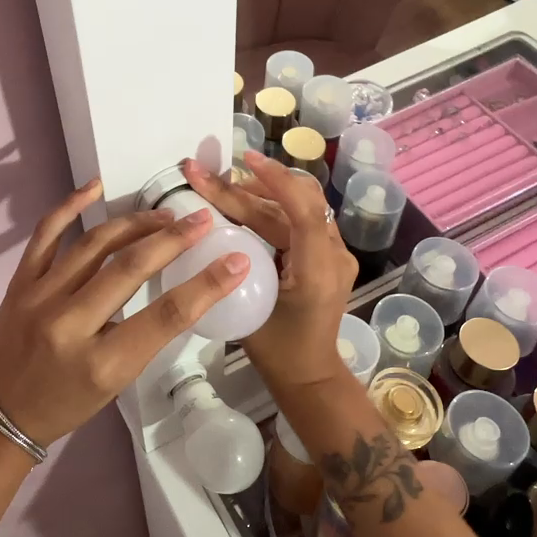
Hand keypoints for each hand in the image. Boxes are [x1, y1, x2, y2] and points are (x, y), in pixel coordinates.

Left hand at [0, 179, 249, 446]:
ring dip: (134, 223)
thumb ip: (142, 336)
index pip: (164, 317)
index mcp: (102, 364)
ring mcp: (39, 297)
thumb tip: (177, 286)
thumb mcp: (114, 385)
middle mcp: (69, 325)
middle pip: (129, 269)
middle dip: (172, 240)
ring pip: (93, 244)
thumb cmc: (65, 404)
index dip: (206, 286)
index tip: (235, 261)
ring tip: (164, 215)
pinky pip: (46, 234)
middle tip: (201, 220)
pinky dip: (70, 205)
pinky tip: (96, 186)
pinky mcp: (18, 281)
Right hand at [183, 152, 357, 394]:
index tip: (243, 160)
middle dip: (245, 184)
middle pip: (290, 205)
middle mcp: (334, 255)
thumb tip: (202, 226)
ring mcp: (335, 253)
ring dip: (256, 191)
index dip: (275, 180)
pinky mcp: (327, 254)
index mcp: (318, 271)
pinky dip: (269, 204)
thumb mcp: (247, 310)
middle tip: (203, 173)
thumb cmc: (277, 352)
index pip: (304, 210)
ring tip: (217, 183)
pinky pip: (298, 217)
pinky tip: (240, 200)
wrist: (310, 376)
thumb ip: (232, 266)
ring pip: (294, 206)